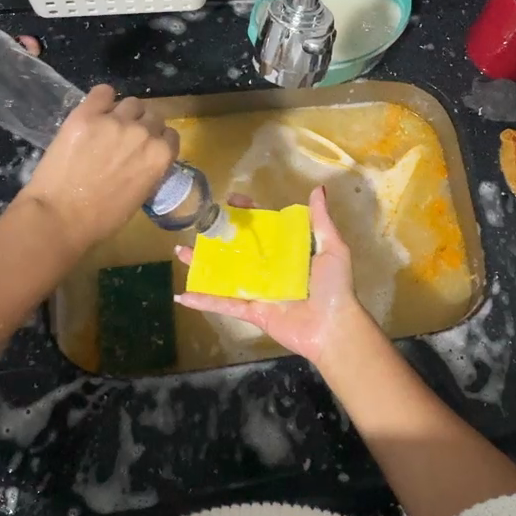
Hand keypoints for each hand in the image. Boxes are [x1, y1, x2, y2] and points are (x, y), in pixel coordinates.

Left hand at [17, 84, 177, 251]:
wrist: (58, 219)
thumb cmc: (101, 220)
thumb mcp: (139, 196)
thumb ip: (148, 170)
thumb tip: (143, 159)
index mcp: (160, 156)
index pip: (170, 135)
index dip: (157, 141)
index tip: (144, 148)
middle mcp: (143, 133)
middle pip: (152, 115)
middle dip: (142, 126)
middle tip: (124, 139)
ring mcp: (114, 121)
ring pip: (130, 103)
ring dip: (124, 112)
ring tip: (108, 125)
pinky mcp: (86, 115)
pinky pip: (102, 92)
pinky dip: (102, 98)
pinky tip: (95, 110)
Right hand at [174, 186, 382, 365]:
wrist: (333, 327)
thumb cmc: (334, 286)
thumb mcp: (332, 248)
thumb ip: (320, 220)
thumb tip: (317, 189)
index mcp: (288, 252)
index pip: (263, 227)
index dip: (247, 213)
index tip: (232, 200)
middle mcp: (270, 268)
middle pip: (238, 249)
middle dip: (217, 236)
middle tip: (198, 223)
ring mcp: (258, 290)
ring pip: (225, 274)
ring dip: (202, 265)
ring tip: (180, 252)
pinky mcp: (251, 311)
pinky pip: (224, 304)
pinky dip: (203, 300)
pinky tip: (183, 294)